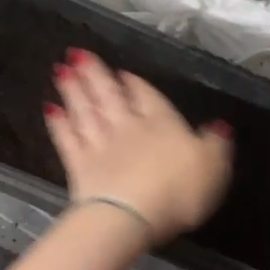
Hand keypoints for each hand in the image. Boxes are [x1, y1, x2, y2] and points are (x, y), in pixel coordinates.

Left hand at [45, 48, 232, 243]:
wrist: (131, 215)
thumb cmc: (178, 191)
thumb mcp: (213, 167)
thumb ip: (214, 144)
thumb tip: (219, 126)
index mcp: (162, 123)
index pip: (148, 96)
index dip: (136, 83)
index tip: (123, 72)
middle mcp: (128, 127)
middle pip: (109, 95)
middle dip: (95, 74)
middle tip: (77, 54)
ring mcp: (99, 145)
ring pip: (85, 111)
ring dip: (73, 89)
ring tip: (61, 69)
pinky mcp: (78, 165)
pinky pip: (67, 139)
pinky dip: (59, 123)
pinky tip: (50, 109)